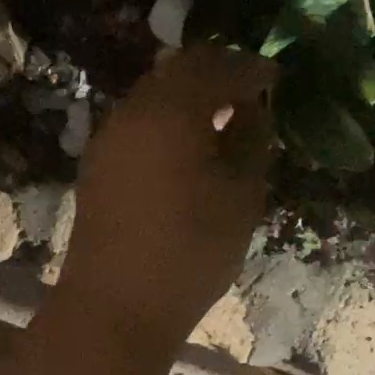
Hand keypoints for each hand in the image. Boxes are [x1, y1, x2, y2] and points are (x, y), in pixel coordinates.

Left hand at [55, 46, 278, 346]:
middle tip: (250, 90)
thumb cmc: (191, 251)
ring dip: (190, 97)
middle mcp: (133, 111)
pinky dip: (169, 120)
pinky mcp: (98, 165)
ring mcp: (108, 137)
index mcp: (171, 111)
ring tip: (223, 118)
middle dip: (217, 73)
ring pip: (154, 95)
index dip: (250, 69)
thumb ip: (251, 143)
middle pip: (178, 71)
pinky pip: (139, 122)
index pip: (216, 68)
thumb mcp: (240, 197)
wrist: (116, 306)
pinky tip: (189, 146)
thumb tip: (252, 111)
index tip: (275, 77)